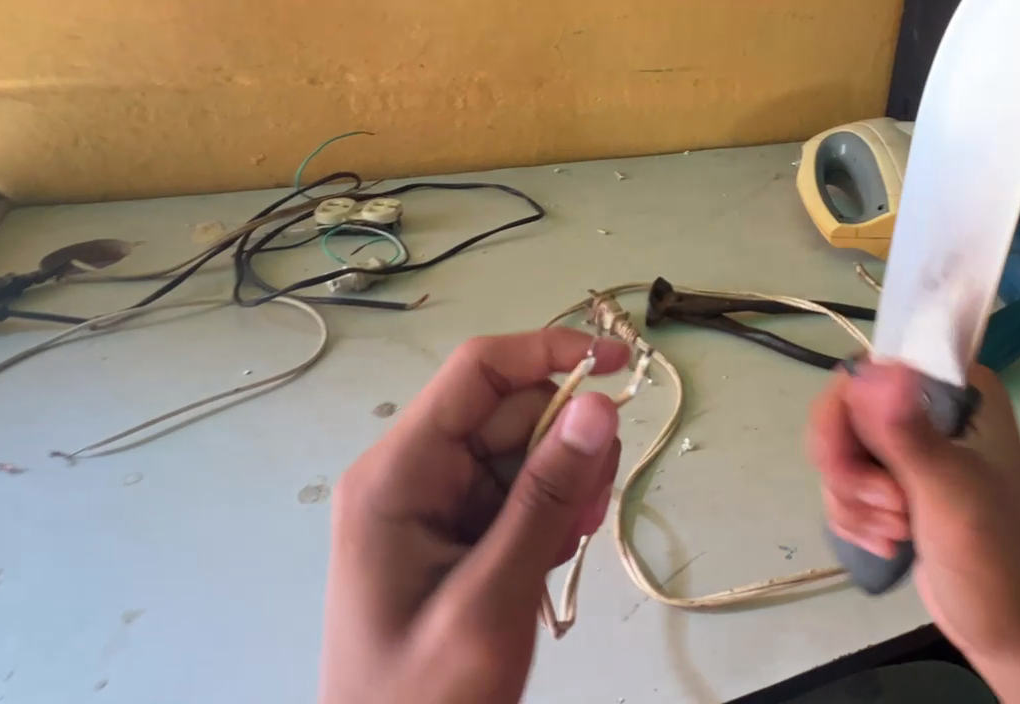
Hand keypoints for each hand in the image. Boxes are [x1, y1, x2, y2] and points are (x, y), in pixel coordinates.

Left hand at [321, 329, 625, 703]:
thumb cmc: (425, 702)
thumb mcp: (491, 600)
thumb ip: (546, 498)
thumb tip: (598, 404)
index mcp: (398, 473)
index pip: (479, 370)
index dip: (550, 351)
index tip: (620, 364)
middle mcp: (414, 470)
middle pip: (511, 409)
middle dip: (565, 444)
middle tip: (588, 511)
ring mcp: (437, 498)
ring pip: (527, 445)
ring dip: (565, 481)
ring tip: (566, 544)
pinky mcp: (460, 524)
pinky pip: (524, 483)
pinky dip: (554, 506)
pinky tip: (552, 553)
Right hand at [809, 362, 1019, 703]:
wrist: (1011, 633)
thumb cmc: (996, 560)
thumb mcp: (950, 494)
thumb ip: (907, 434)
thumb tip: (872, 373)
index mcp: (958, 389)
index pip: (872, 368)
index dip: (847, 413)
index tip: (847, 461)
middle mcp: (931, 405)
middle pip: (845, 412)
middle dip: (852, 471)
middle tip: (889, 508)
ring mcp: (912, 446)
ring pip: (839, 452)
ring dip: (855, 501)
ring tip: (897, 532)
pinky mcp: (896, 482)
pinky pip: (844, 484)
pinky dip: (854, 517)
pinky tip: (888, 544)